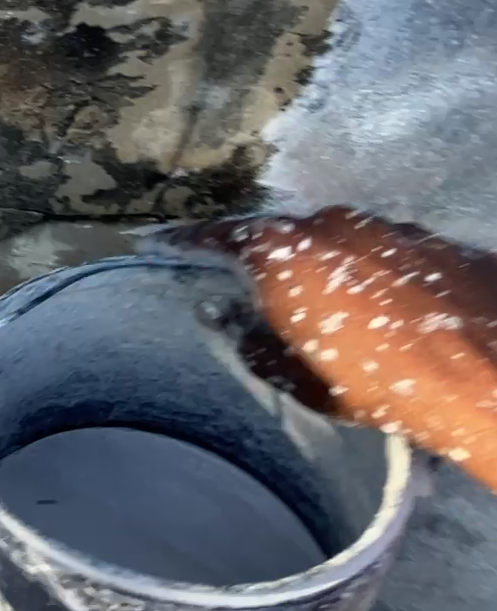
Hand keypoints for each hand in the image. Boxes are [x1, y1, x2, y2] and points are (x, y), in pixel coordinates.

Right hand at [150, 206, 496, 488]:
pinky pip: (394, 250)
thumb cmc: (380, 385)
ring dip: (324, 256)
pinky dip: (378, 267)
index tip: (159, 243)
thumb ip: (247, 339)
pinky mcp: (451, 246)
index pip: (213, 234)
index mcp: (279, 251)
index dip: (182, 239)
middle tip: (251, 273)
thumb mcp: (293, 376)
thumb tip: (221, 312)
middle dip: (262, 250)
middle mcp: (331, 225)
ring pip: (340, 237)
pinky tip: (388, 297)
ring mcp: (397, 230)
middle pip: (281, 231)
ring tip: (325, 288)